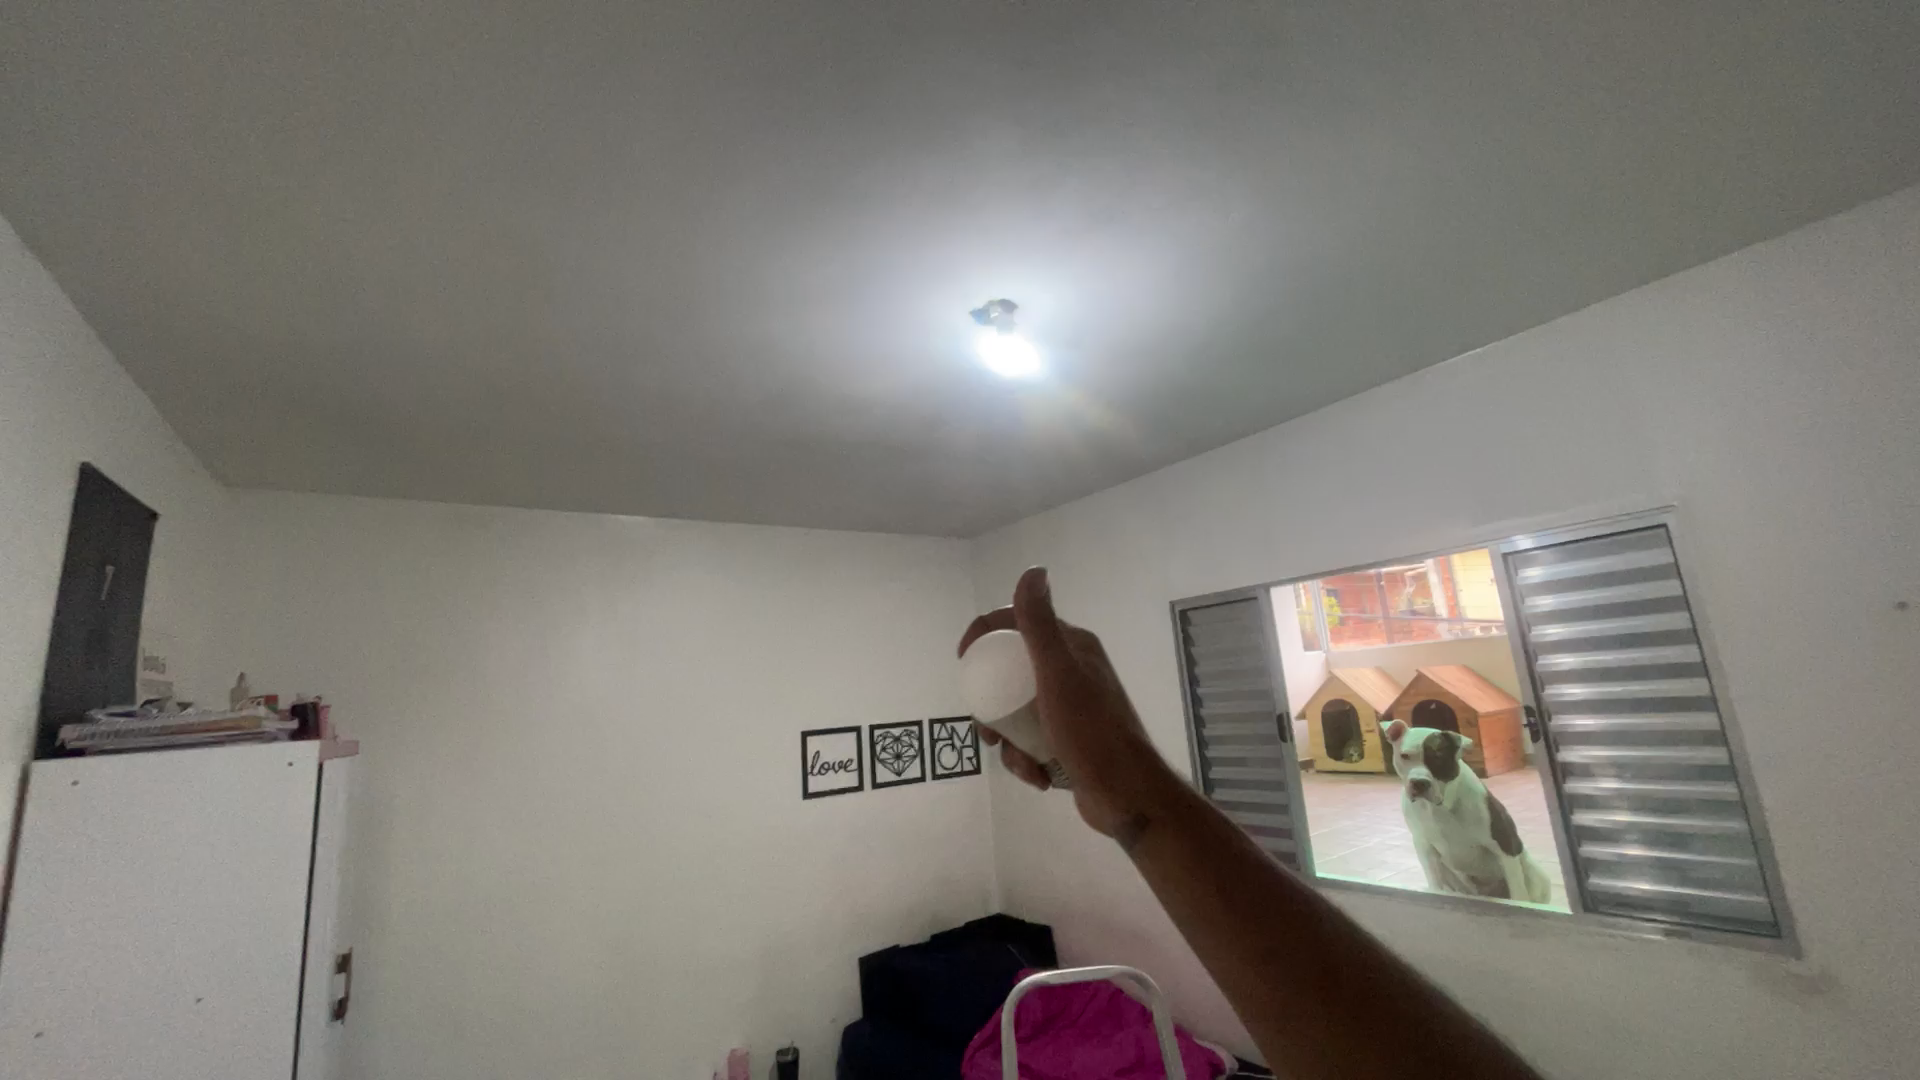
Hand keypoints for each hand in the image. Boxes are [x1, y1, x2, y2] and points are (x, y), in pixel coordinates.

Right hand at [958, 567, 1179, 838]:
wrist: (1127, 795)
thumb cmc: (1091, 731)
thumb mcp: (1057, 674)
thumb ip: (1040, 625)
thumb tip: (1033, 570)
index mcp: (1072, 647)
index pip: (1016, 624)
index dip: (984, 637)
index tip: (965, 663)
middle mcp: (1073, 670)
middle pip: (1012, 673)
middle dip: (992, 702)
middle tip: (985, 729)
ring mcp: (1072, 706)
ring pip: (1018, 710)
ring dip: (1009, 738)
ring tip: (1015, 759)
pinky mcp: (1070, 738)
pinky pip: (1033, 739)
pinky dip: (1027, 758)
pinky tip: (1038, 776)